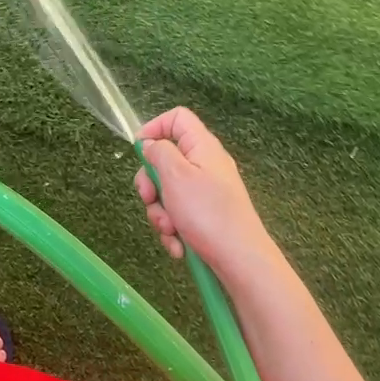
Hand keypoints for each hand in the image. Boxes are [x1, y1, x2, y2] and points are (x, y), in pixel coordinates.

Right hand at [132, 107, 275, 275]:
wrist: (241, 262)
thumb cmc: (207, 213)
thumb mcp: (176, 175)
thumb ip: (159, 152)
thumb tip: (150, 144)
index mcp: (202, 147)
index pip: (177, 118)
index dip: (154, 127)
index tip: (138, 150)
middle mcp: (205, 165)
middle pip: (166, 159)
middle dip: (151, 183)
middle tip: (149, 198)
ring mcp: (207, 193)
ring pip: (169, 192)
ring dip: (161, 212)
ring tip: (169, 230)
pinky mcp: (206, 217)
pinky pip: (180, 215)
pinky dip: (174, 230)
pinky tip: (179, 246)